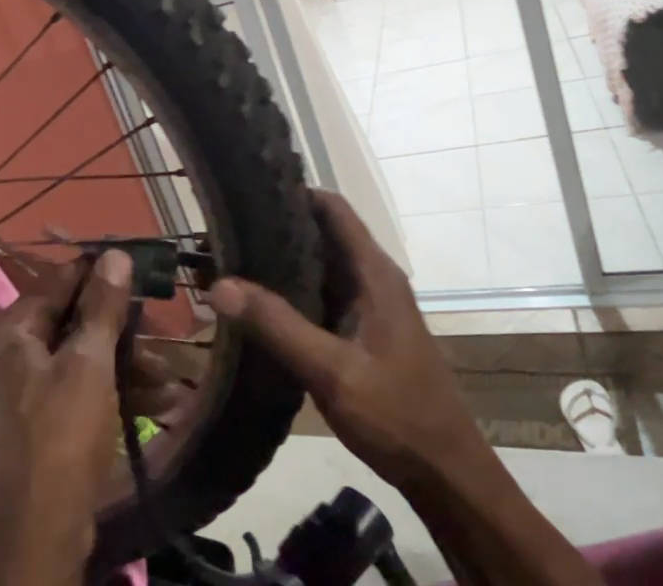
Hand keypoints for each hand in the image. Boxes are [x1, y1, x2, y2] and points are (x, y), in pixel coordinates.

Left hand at [0, 249, 133, 585]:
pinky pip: (83, 393)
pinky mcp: (44, 425)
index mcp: (14, 330)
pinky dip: (117, 396)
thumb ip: (102, 308)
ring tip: (173, 383)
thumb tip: (115, 253)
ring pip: (85, 360)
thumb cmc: (60, 437)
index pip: (62, 280)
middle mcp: (14, 354)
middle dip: (125, 331)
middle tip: (166, 337)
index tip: (147, 273)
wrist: (34, 534)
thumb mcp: (88, 365)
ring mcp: (27, 392)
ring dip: (129, 367)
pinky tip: (161, 406)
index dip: (104, 274)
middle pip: (76, 321)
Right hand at [209, 190, 479, 484]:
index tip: (245, 189)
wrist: (445, 472)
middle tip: (220, 229)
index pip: (333, 209)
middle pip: (321, 234)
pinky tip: (254, 305)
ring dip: (278, 262)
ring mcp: (368, 307)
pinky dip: (288, 293)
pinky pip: (320, 297)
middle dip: (274, 228)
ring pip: (318, 268)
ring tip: (225, 259)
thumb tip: (218, 284)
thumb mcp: (332, 371)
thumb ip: (277, 325)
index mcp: (375, 275)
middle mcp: (373, 280)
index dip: (292, 192)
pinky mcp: (361, 332)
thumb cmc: (397, 414)